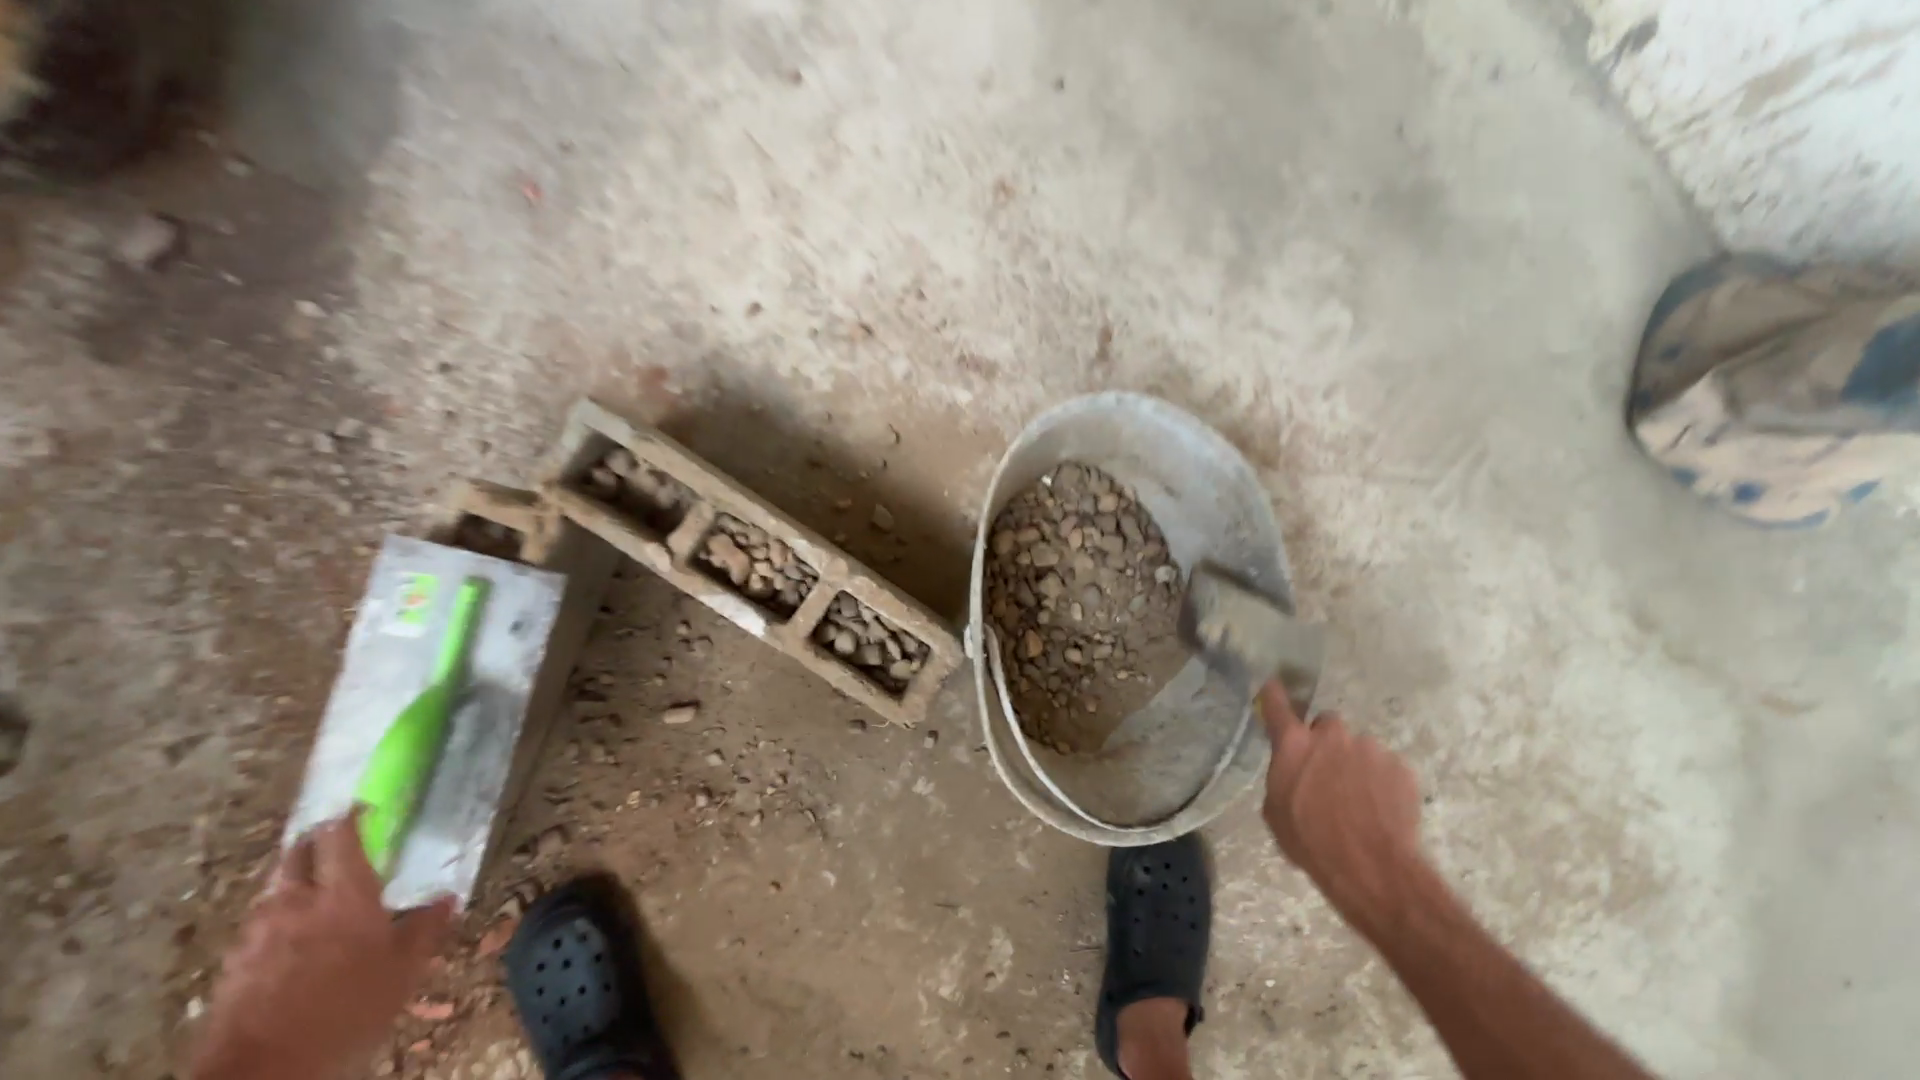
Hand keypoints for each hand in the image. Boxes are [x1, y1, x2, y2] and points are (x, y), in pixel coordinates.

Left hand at [192, 812, 454, 1079]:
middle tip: (336, 845)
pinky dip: (278, 917)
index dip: (350, 817)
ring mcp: (258, 930)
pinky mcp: (234, 961)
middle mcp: (297, 900)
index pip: (340, 835)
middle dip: (316, 842)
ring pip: (276, 886)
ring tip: (316, 893)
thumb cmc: (347, 1009)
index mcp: (344, 894)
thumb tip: (447, 898)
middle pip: (298, 852)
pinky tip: (291, 938)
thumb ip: (424, 930)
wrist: (263, 1068)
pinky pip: (259, 922)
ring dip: (295, 880)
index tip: (364, 809)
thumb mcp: (403, 972)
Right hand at [1258, 682, 1427, 935]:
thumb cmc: (1310, 841)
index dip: (1273, 695)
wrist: (1371, 867)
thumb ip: (1283, 778)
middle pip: (1326, 726)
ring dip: (1355, 765)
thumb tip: (1293, 772)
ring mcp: (1371, 748)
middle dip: (1325, 743)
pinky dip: (1381, 782)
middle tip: (1326, 774)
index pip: (1276, 705)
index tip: (1273, 686)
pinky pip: (1385, 767)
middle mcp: (1333, 735)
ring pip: (1358, 748)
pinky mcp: (1401, 767)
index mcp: (1295, 744)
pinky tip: (1380, 809)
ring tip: (1358, 802)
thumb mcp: (1276, 811)